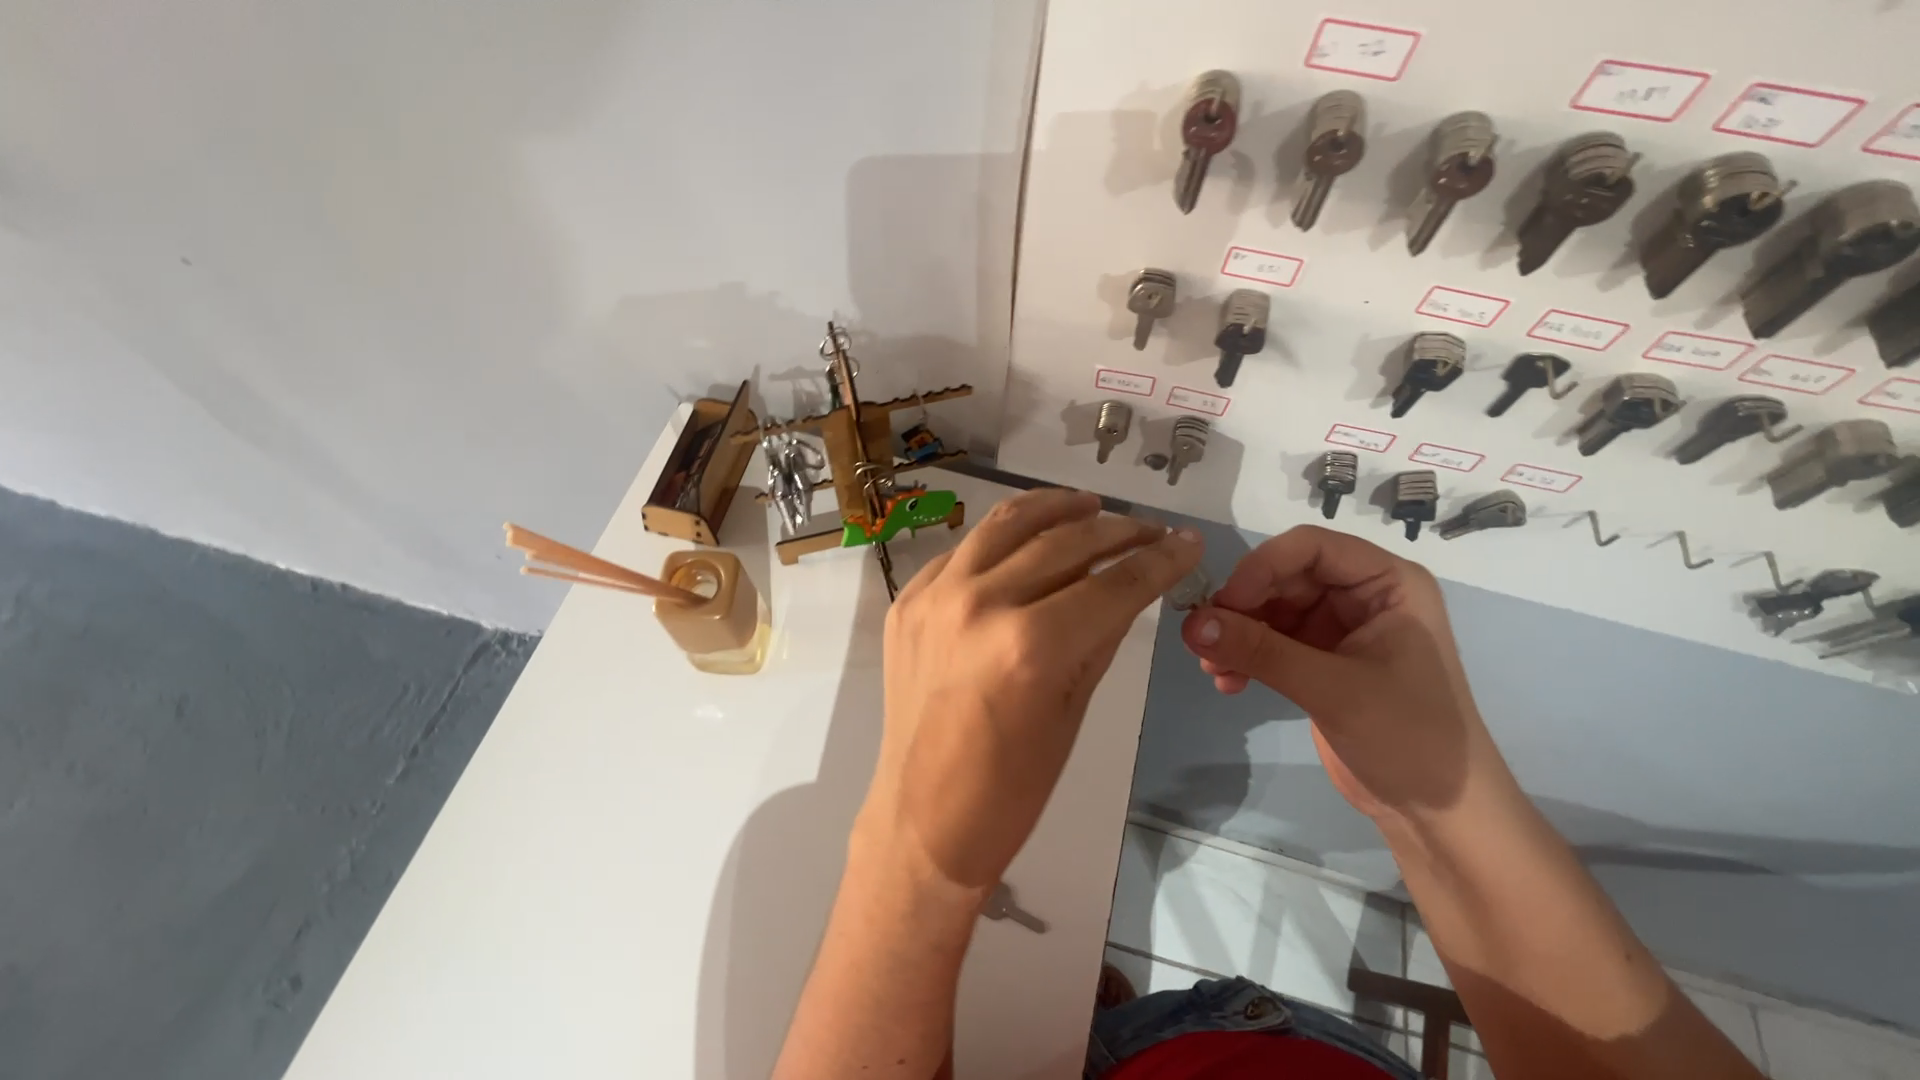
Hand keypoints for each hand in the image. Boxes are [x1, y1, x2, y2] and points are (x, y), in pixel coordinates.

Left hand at [863, 488, 1202, 888]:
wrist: (925, 818)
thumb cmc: (1011, 788)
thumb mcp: (1073, 711)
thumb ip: (1101, 636)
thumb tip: (1131, 586)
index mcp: (1030, 645)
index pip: (1113, 583)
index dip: (1159, 560)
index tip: (1186, 543)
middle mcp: (979, 604)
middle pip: (1064, 542)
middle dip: (1119, 530)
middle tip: (1149, 529)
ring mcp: (934, 597)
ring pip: (1006, 525)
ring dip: (1056, 508)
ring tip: (1090, 506)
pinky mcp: (907, 602)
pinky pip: (962, 552)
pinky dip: (1001, 541)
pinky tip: (1026, 544)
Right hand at [1178, 525, 1492, 820]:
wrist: (1440, 813)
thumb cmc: (1408, 738)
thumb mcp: (1333, 689)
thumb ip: (1260, 651)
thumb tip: (1190, 624)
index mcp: (1388, 584)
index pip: (1311, 547)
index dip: (1261, 567)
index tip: (1223, 605)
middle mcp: (1364, 597)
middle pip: (1284, 578)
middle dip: (1242, 608)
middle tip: (1203, 642)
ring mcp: (1342, 630)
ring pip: (1271, 610)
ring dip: (1238, 635)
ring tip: (1213, 670)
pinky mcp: (1323, 662)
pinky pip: (1272, 643)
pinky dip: (1246, 657)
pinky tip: (1229, 684)